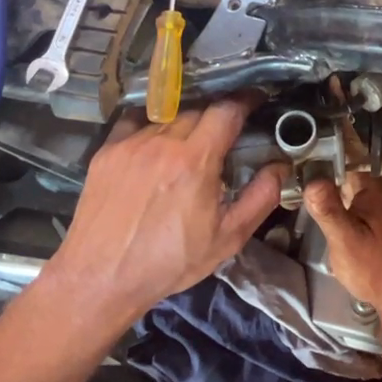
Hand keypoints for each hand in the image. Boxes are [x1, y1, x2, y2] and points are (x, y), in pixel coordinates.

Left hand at [47, 99, 283, 322]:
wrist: (99, 281)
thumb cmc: (169, 262)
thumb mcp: (228, 238)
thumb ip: (261, 197)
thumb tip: (281, 166)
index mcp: (195, 160)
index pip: (227, 110)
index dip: (246, 100)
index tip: (256, 100)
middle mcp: (162, 142)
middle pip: (198, 108)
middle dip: (216, 114)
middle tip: (226, 131)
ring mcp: (130, 144)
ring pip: (168, 116)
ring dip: (185, 122)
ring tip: (191, 141)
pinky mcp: (106, 152)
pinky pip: (136, 123)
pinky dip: (153, 126)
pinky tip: (157, 144)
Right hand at [303, 172, 381, 311]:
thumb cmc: (374, 266)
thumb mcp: (344, 239)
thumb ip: (328, 210)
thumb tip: (311, 180)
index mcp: (375, 186)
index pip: (343, 165)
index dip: (322, 169)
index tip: (300, 175)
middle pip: (350, 179)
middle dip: (330, 187)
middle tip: (304, 196)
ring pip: (357, 193)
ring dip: (340, 200)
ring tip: (316, 208)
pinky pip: (365, 206)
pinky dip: (352, 211)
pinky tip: (339, 222)